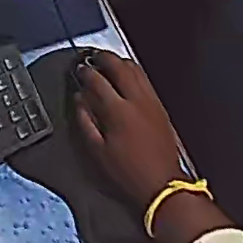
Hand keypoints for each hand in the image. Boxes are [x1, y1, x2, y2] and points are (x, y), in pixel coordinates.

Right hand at [72, 52, 186, 207]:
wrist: (163, 185)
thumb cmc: (128, 172)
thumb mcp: (97, 151)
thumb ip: (85, 121)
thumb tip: (79, 100)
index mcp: (117, 111)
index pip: (97, 81)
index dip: (85, 72)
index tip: (79, 70)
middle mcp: (136, 101)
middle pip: (119, 66)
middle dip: (104, 58)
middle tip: (93, 57)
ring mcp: (151, 102)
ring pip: (135, 69)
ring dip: (120, 62)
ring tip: (109, 62)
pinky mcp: (160, 107)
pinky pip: (146, 80)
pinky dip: (133, 71)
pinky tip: (127, 75)